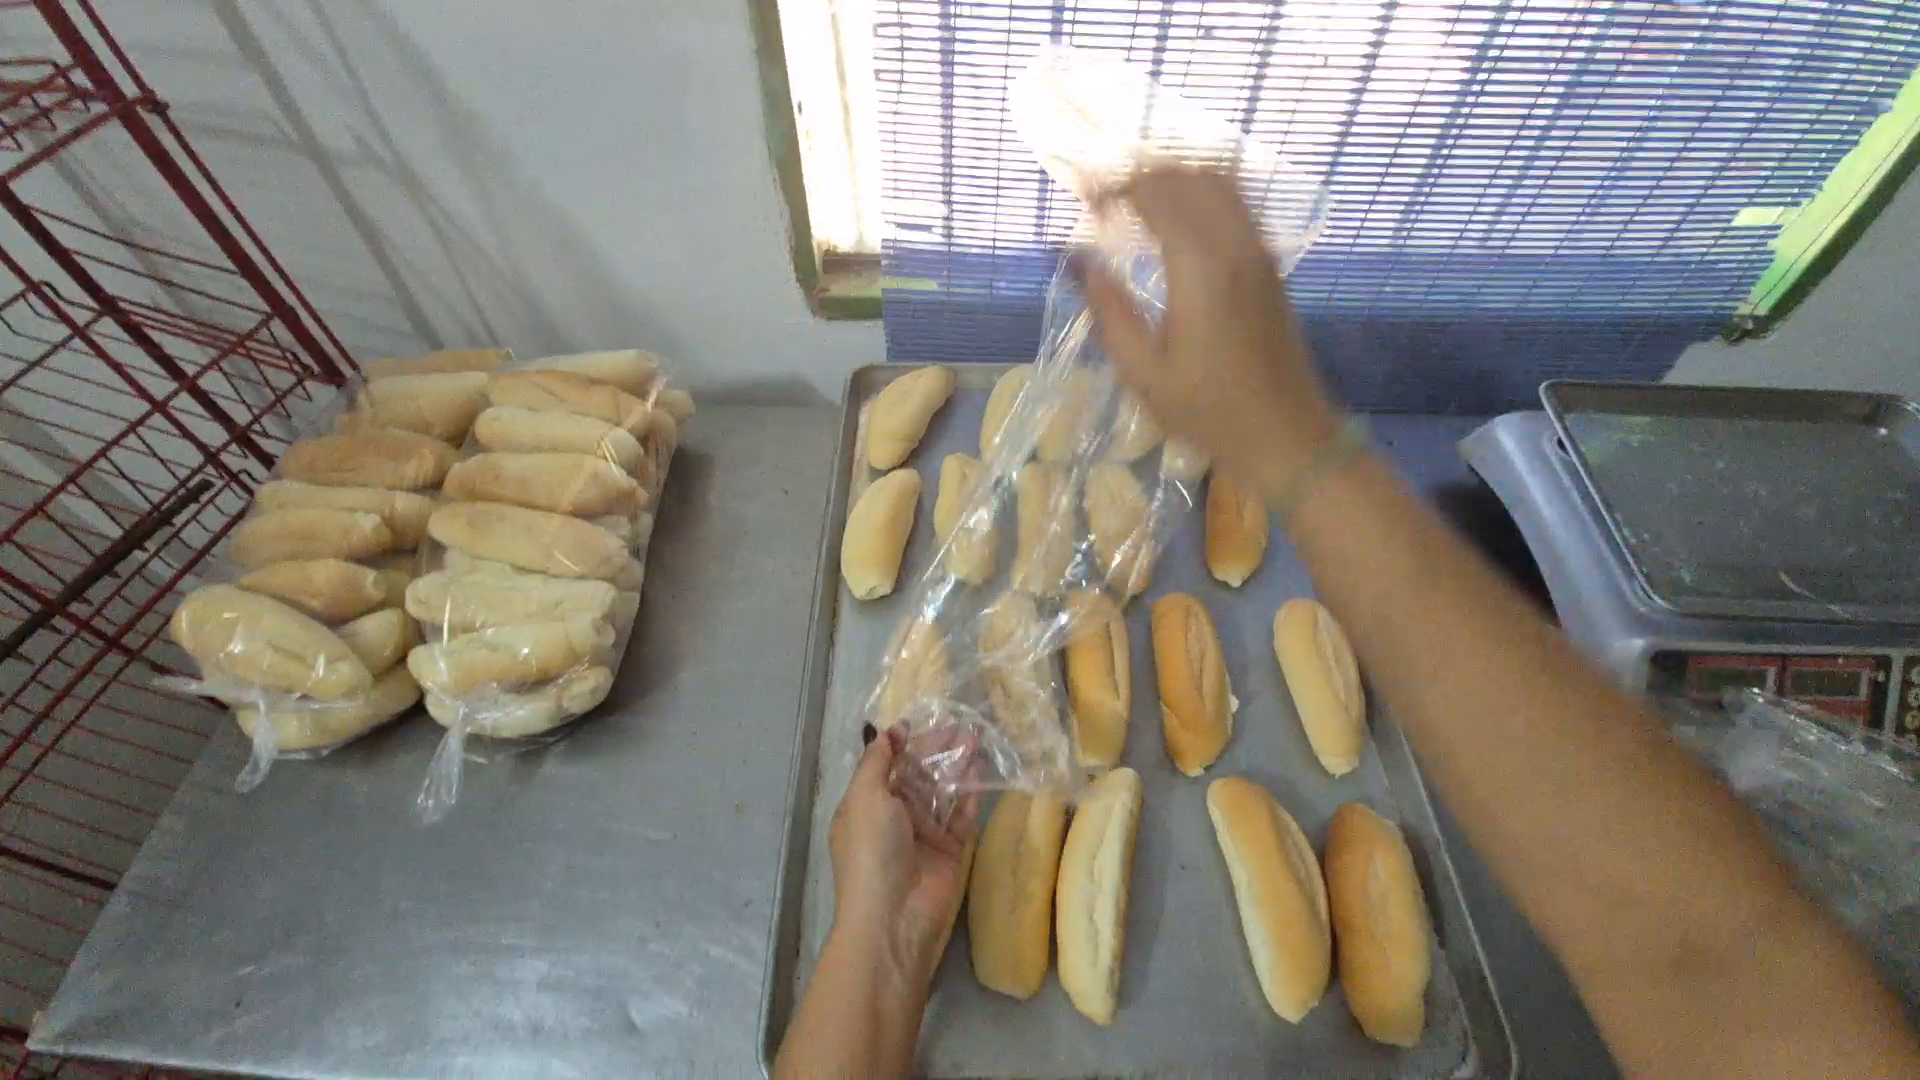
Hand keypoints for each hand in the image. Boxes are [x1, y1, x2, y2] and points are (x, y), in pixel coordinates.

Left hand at [827, 726, 978, 990]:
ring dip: (957, 765)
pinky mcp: (949, 850)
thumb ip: (878, 760)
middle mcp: (894, 816)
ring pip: (942, 791)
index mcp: (867, 804)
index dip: (903, 743)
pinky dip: (969, 795)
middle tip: (961, 723)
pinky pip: (960, 816)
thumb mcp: (864, 797)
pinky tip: (980, 771)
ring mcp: (923, 834)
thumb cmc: (871, 849)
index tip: (923, 720)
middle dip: (937, 749)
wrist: (893, 917)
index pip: (887, 766)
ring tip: (977, 737)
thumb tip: (891, 730)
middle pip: (919, 774)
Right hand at [1078, 165, 1341, 492]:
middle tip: (1105, 201)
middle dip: (1142, 176)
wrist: (1283, 431)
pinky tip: (1178, 219)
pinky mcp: (1270, 263)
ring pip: (1219, 181)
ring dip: (1175, 179)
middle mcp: (1235, 244)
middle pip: (1188, 176)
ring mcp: (1259, 250)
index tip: (1085, 204)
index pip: (1156, 195)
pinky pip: (1237, 203)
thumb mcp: (1144, 372)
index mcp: (1200, 269)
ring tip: (1137, 202)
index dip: (1116, 190)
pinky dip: (1202, 194)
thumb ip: (1110, 310)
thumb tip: (1079, 262)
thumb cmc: (1207, 410)